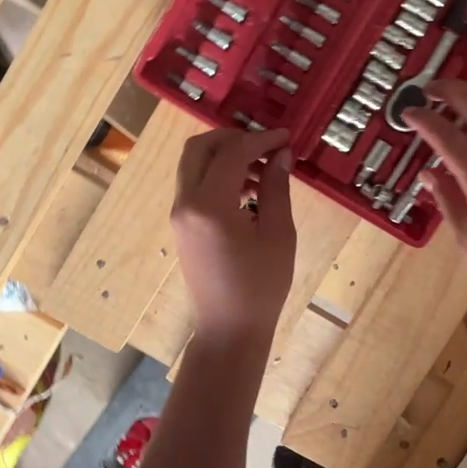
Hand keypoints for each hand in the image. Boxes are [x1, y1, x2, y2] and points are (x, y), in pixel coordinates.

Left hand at [171, 128, 296, 343]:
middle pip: (200, 148)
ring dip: (225, 156)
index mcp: (210, 205)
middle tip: (266, 147)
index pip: (232, 153)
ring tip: (263, 172)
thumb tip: (281, 154)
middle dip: (233, 138)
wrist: (230, 329)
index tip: (287, 137)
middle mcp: (186, 203)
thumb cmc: (261, 286)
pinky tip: (248, 191)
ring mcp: (179, 214)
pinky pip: (194, 184)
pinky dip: (218, 175)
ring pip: (194, 164)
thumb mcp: (279, 234)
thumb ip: (276, 188)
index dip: (261, 139)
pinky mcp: (182, 225)